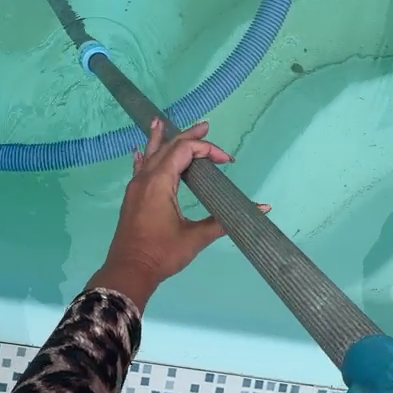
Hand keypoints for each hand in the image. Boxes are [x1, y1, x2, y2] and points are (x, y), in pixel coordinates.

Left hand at [91, 120, 254, 304]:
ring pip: (150, 155)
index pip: (184, 151)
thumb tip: (263, 209)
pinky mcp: (132, 198)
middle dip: (187, 136)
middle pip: (167, 147)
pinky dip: (144, 158)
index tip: (228, 161)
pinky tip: (140, 152)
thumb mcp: (196, 237)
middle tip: (205, 127)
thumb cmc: (162, 253)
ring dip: (160, 140)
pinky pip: (139, 169)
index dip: (208, 150)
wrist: (129, 271)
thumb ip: (225, 220)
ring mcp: (136, 187)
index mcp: (160, 182)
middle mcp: (145, 179)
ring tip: (160, 122)